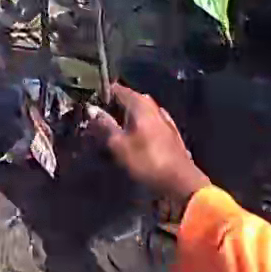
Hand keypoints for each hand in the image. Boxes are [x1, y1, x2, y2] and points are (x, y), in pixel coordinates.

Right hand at [83, 83, 209, 203]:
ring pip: (138, 113)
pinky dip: (137, 128)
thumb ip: (104, 125)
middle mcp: (153, 106)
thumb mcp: (118, 145)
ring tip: (111, 132)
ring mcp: (163, 119)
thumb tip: (92, 109)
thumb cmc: (147, 161)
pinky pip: (148, 124)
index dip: (101, 95)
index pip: (116, 89)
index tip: (89, 106)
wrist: (181, 182)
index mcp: (139, 104)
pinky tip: (131, 140)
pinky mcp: (169, 133)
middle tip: (97, 121)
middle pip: (128, 100)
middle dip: (112, 108)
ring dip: (125, 119)